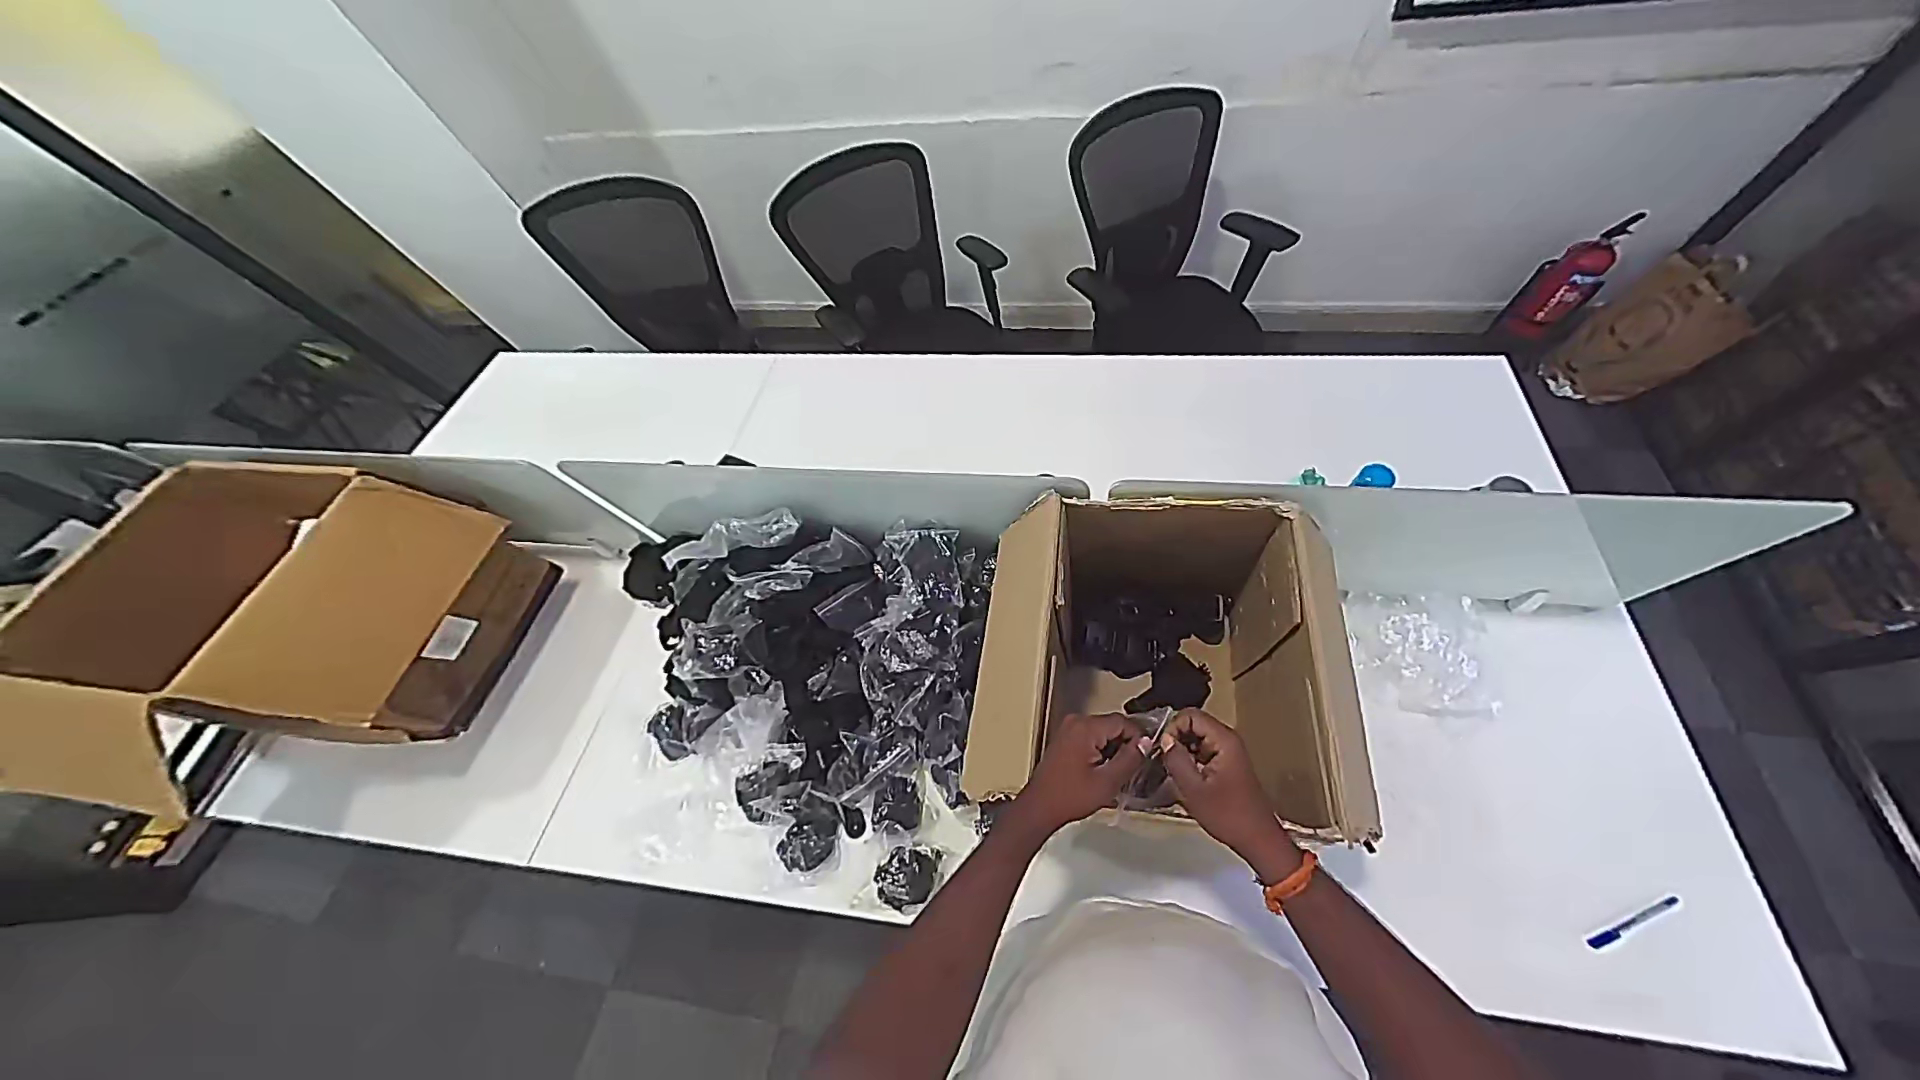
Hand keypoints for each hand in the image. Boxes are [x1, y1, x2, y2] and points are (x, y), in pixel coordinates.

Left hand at [1004, 713, 1148, 842]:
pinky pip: (1091, 737)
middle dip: (1125, 744)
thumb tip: (1145, 743)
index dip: (1138, 738)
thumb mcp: (1108, 781)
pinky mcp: (1065, 738)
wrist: (1040, 806)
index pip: (1122, 721)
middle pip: (1112, 725)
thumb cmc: (1070, 796)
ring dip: (1113, 748)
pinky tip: (1102, 770)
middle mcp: (1075, 722)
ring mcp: (1068, 729)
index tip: (1146, 755)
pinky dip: (1101, 750)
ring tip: (1117, 772)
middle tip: (1133, 767)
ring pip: (1103, 731)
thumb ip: (1130, 759)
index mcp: (1085, 728)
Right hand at [1158, 709, 1302, 881]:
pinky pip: (1202, 750)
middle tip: (1165, 760)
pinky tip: (1185, 777)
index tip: (1164, 749)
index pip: (1190, 715)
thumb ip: (1176, 759)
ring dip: (1182, 749)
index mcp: (1224, 740)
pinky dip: (1190, 758)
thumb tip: (1164, 739)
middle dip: (1176, 738)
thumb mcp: (1193, 788)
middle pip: (1193, 723)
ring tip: (1174, 770)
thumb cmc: (1228, 816)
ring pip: (1196, 737)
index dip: (1173, 728)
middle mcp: (1228, 740)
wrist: (1258, 839)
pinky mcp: (1227, 763)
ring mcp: (1229, 751)